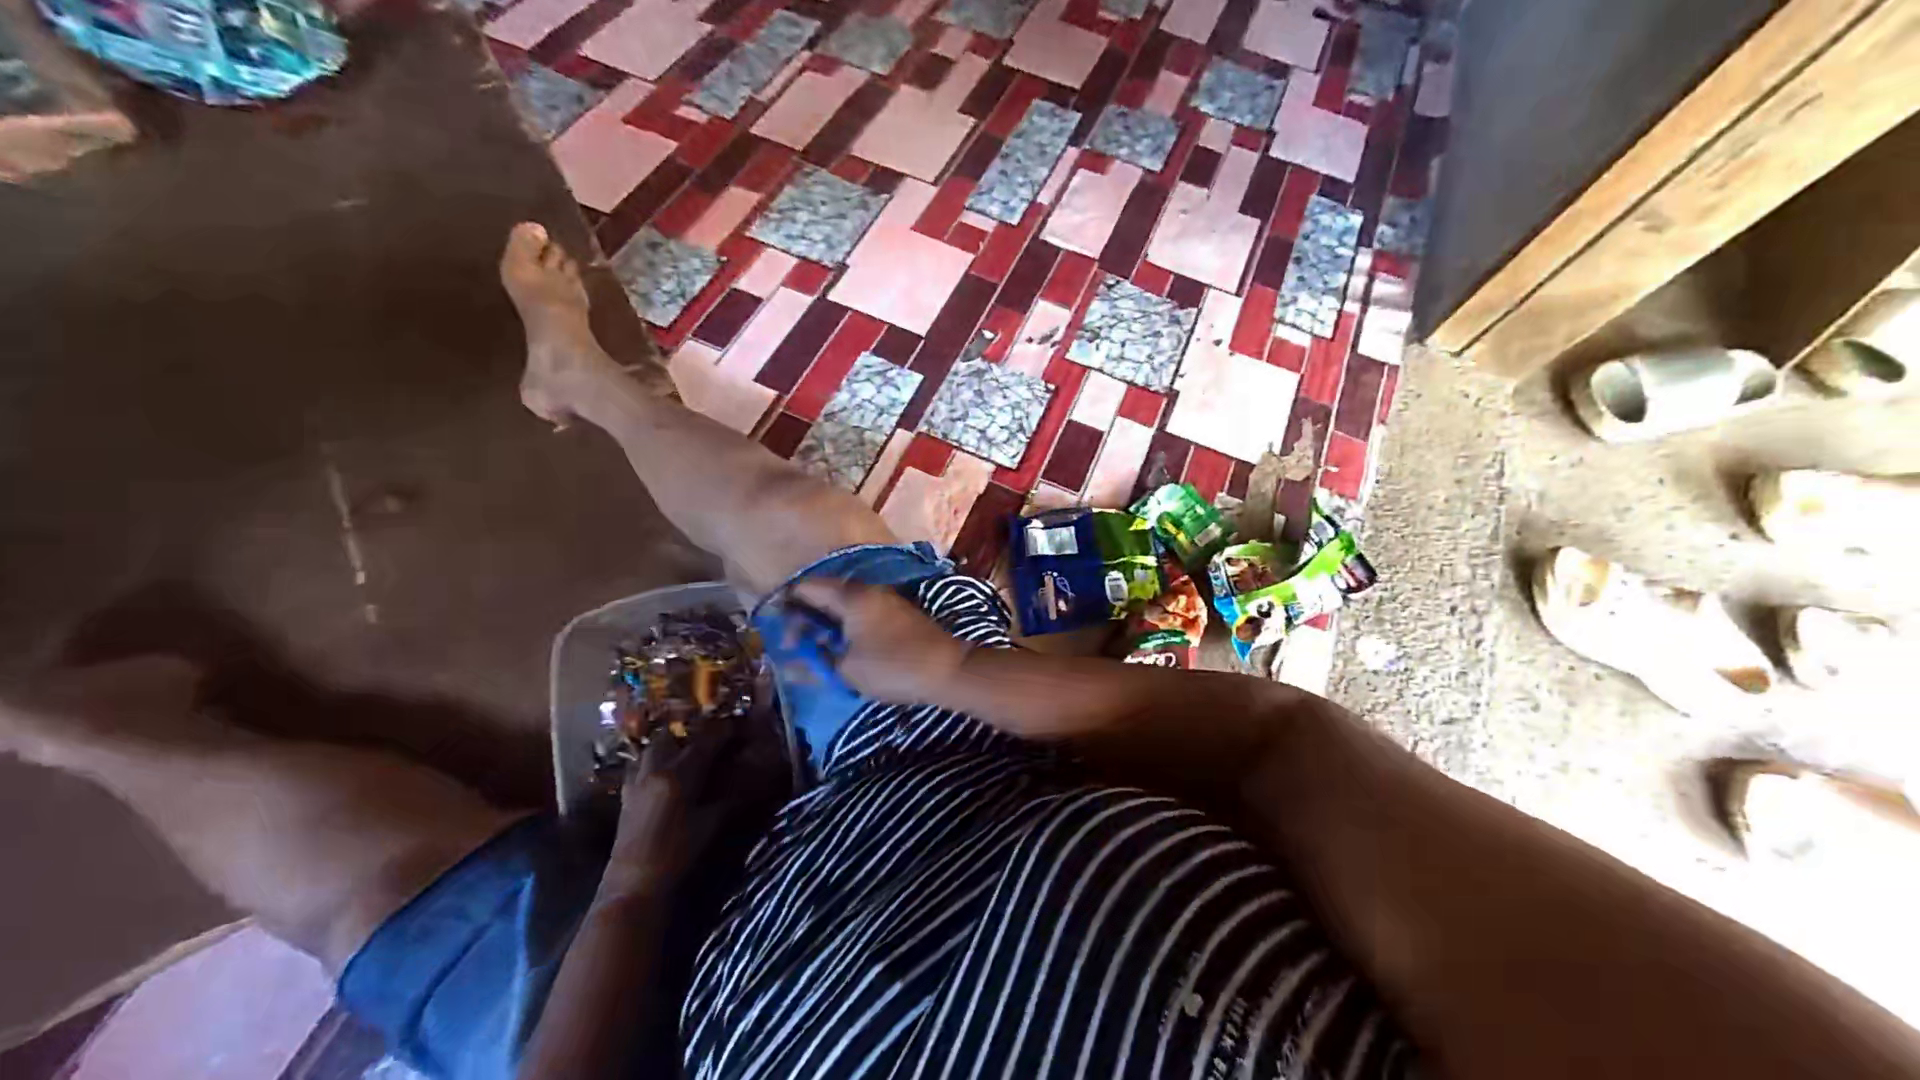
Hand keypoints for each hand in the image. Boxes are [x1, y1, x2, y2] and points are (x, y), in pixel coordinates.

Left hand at [604, 714, 733, 891]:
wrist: (633, 884)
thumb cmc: (676, 855)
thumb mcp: (710, 825)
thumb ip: (731, 799)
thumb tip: (753, 782)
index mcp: (678, 774)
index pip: (705, 741)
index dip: (724, 730)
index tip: (740, 724)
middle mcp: (654, 770)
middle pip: (672, 735)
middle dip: (693, 732)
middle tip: (713, 739)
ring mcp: (636, 781)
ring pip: (652, 748)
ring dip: (671, 744)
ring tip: (688, 752)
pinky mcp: (626, 795)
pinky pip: (641, 765)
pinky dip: (655, 761)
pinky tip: (666, 773)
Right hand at [789, 580, 970, 703]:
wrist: (947, 670)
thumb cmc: (893, 667)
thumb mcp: (847, 670)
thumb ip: (817, 660)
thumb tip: (794, 658)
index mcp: (850, 596)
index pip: (807, 587)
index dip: (786, 603)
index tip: (774, 624)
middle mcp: (866, 590)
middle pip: (825, 593)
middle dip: (805, 614)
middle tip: (793, 641)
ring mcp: (884, 600)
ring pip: (844, 603)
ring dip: (826, 620)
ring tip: (815, 645)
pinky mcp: (897, 613)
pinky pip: (861, 611)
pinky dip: (846, 624)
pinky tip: (842, 644)